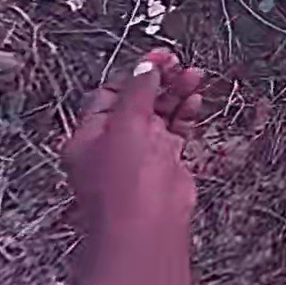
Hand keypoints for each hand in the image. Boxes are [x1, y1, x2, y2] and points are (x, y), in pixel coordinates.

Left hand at [60, 49, 204, 284]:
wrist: (148, 228)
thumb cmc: (125, 188)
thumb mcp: (127, 125)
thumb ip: (139, 90)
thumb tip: (146, 66)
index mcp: (90, 135)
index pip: (113, 91)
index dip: (138, 72)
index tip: (160, 57)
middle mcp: (113, 143)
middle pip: (139, 98)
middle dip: (161, 80)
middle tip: (181, 65)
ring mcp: (139, 152)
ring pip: (160, 110)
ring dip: (178, 92)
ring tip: (195, 77)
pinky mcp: (163, 160)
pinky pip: (176, 126)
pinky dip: (186, 111)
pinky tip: (194, 101)